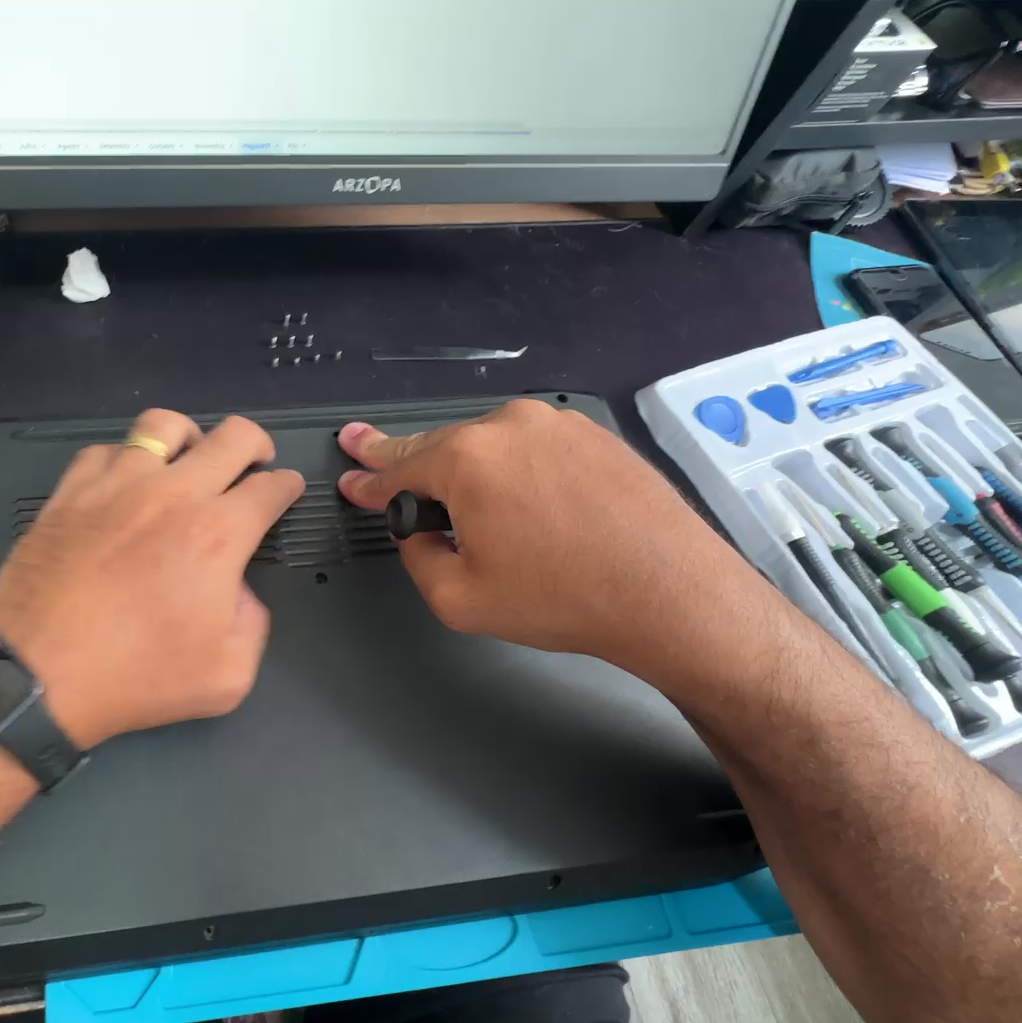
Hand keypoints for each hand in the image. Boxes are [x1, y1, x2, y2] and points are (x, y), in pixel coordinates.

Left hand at [0, 410, 304, 749]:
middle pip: (231, 436)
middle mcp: (173, 493)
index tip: (285, 489)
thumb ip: (253, 622)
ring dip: (189, 436)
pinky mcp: (71, 491)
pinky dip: (124, 458)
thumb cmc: (136, 675)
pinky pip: (105, 450)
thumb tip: (237, 590)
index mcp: (218, 533)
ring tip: (188, 456)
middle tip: (255, 461)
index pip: (269, 488)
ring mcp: (117, 484)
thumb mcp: (228, 674)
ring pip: (163, 425)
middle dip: (255, 444)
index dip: (287, 485)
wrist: (40, 672)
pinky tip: (124, 481)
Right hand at [335, 399, 763, 678]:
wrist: (672, 593)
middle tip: (362, 444)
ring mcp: (556, 424)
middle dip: (400, 458)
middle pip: (437, 446)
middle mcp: (509, 426)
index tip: (349, 479)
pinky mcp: (592, 435)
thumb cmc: (562, 598)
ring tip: (455, 502)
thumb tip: (421, 532)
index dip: (367, 480)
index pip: (397, 468)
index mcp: (468, 459)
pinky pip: (529, 448)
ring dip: (463, 469)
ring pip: (485, 445)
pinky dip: (510, 469)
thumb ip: (417, 556)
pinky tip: (515, 501)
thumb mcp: (458, 597)